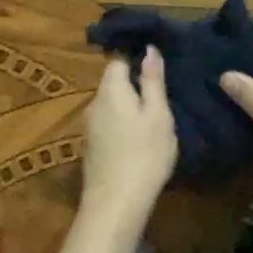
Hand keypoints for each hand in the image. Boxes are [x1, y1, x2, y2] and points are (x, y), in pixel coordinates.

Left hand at [81, 47, 176, 222]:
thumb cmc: (144, 154)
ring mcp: (89, 127)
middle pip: (113, 82)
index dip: (136, 56)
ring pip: (111, 105)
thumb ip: (153, 81)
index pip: (118, 59)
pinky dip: (123, 123)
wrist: (116, 202)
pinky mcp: (92, 147)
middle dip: (134, 82)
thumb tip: (149, 49)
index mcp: (110, 90)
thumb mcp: (158, 115)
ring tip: (154, 115)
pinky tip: (139, 137)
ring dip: (129, 105)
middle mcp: (94, 103)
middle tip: (163, 91)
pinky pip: (109, 123)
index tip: (158, 63)